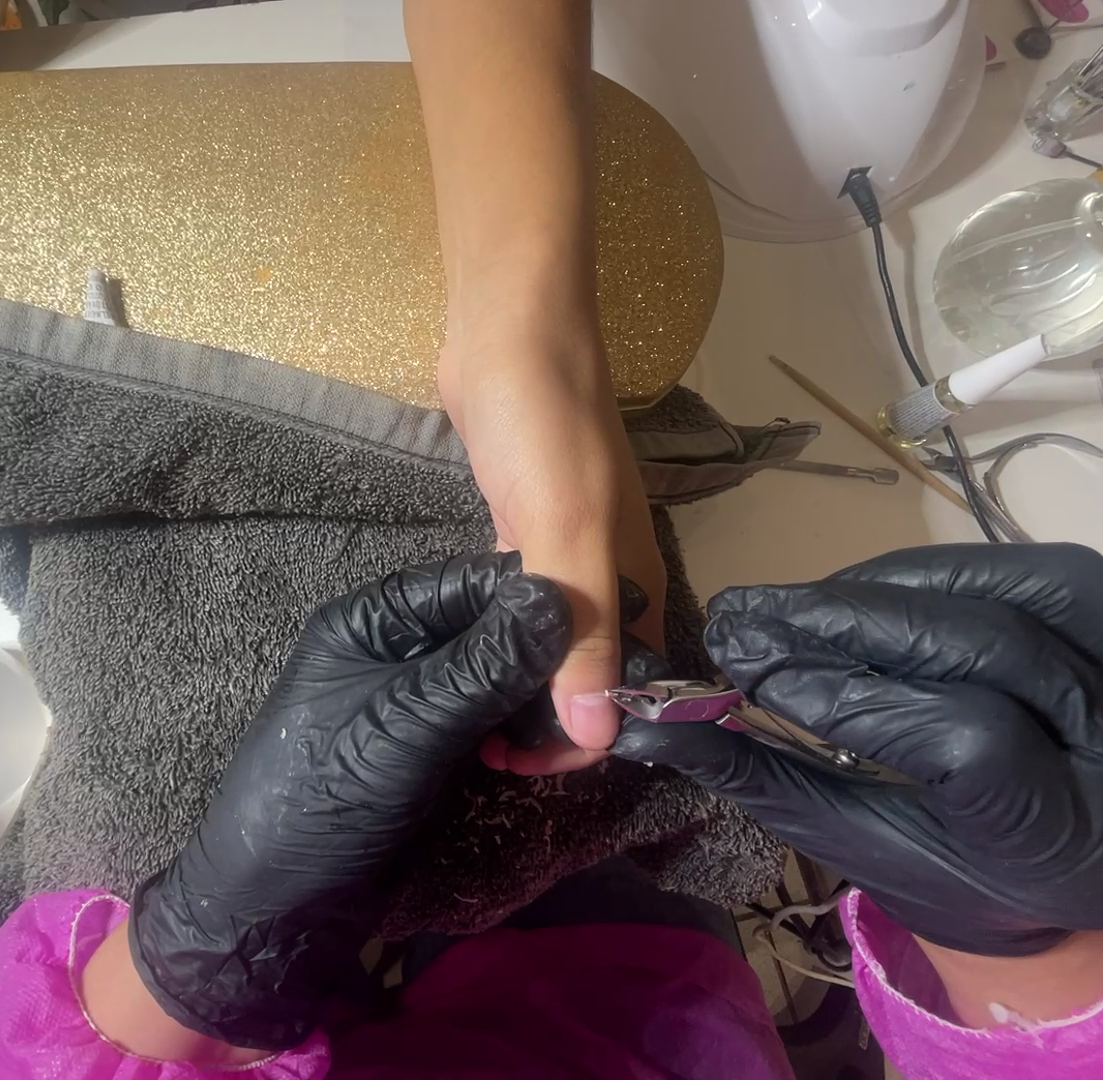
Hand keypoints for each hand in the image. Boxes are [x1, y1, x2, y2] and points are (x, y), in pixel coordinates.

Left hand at [126, 553, 571, 1048]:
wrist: (283, 899)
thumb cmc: (326, 794)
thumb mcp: (407, 726)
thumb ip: (484, 666)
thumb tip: (561, 598)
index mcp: (378, 616)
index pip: (477, 584)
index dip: (544, 602)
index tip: (615, 628)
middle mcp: (402, 641)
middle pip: (496, 628)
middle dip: (549, 664)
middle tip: (604, 704)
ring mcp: (420, 690)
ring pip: (503, 676)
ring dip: (541, 705)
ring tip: (570, 747)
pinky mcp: (435, 736)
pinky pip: (494, 716)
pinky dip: (523, 733)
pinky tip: (539, 760)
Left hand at [442, 331, 666, 775]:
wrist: (504, 336)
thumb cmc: (543, 425)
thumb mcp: (564, 527)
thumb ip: (580, 627)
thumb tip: (597, 732)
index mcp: (635, 581)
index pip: (630, 686)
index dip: (588, 734)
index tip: (525, 762)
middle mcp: (607, 575)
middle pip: (590, 670)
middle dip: (548, 719)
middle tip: (483, 749)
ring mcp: (562, 551)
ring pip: (553, 640)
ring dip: (521, 681)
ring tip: (470, 721)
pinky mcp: (522, 530)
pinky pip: (519, 604)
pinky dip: (500, 636)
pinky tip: (468, 655)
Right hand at [611, 543, 1102, 956]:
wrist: (1059, 871)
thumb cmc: (938, 869)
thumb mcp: (839, 838)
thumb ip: (746, 771)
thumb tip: (638, 724)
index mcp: (1067, 844)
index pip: (966, 739)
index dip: (846, 696)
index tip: (744, 672)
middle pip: (992, 649)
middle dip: (846, 621)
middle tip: (744, 613)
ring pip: (1023, 593)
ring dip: (890, 590)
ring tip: (799, 604)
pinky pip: (1039, 573)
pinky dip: (938, 572)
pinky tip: (866, 592)